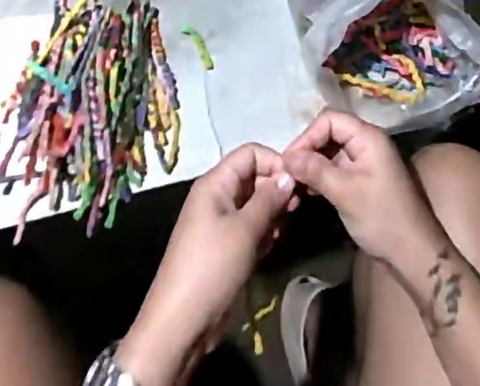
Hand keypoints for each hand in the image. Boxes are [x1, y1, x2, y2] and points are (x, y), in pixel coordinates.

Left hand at [119, 144, 297, 385]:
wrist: (181, 325)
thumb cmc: (212, 267)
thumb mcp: (244, 230)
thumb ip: (269, 199)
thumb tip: (289, 174)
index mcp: (216, 183)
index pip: (250, 153)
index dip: (275, 161)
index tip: (297, 182)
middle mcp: (219, 197)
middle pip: (254, 176)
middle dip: (277, 187)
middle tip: (298, 206)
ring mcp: (222, 223)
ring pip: (255, 203)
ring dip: (273, 211)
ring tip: (286, 226)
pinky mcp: (227, 247)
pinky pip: (251, 227)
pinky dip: (265, 231)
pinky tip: (274, 243)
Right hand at [283, 111, 444, 266]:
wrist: (413, 252)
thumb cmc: (382, 218)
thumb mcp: (345, 193)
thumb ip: (316, 170)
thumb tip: (286, 157)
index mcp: (368, 137)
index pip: (330, 119)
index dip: (307, 136)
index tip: (289, 161)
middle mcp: (367, 142)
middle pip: (330, 131)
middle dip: (308, 149)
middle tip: (289, 173)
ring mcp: (366, 160)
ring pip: (331, 149)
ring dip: (312, 163)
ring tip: (296, 183)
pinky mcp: (363, 177)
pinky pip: (337, 165)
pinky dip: (321, 174)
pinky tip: (310, 190)